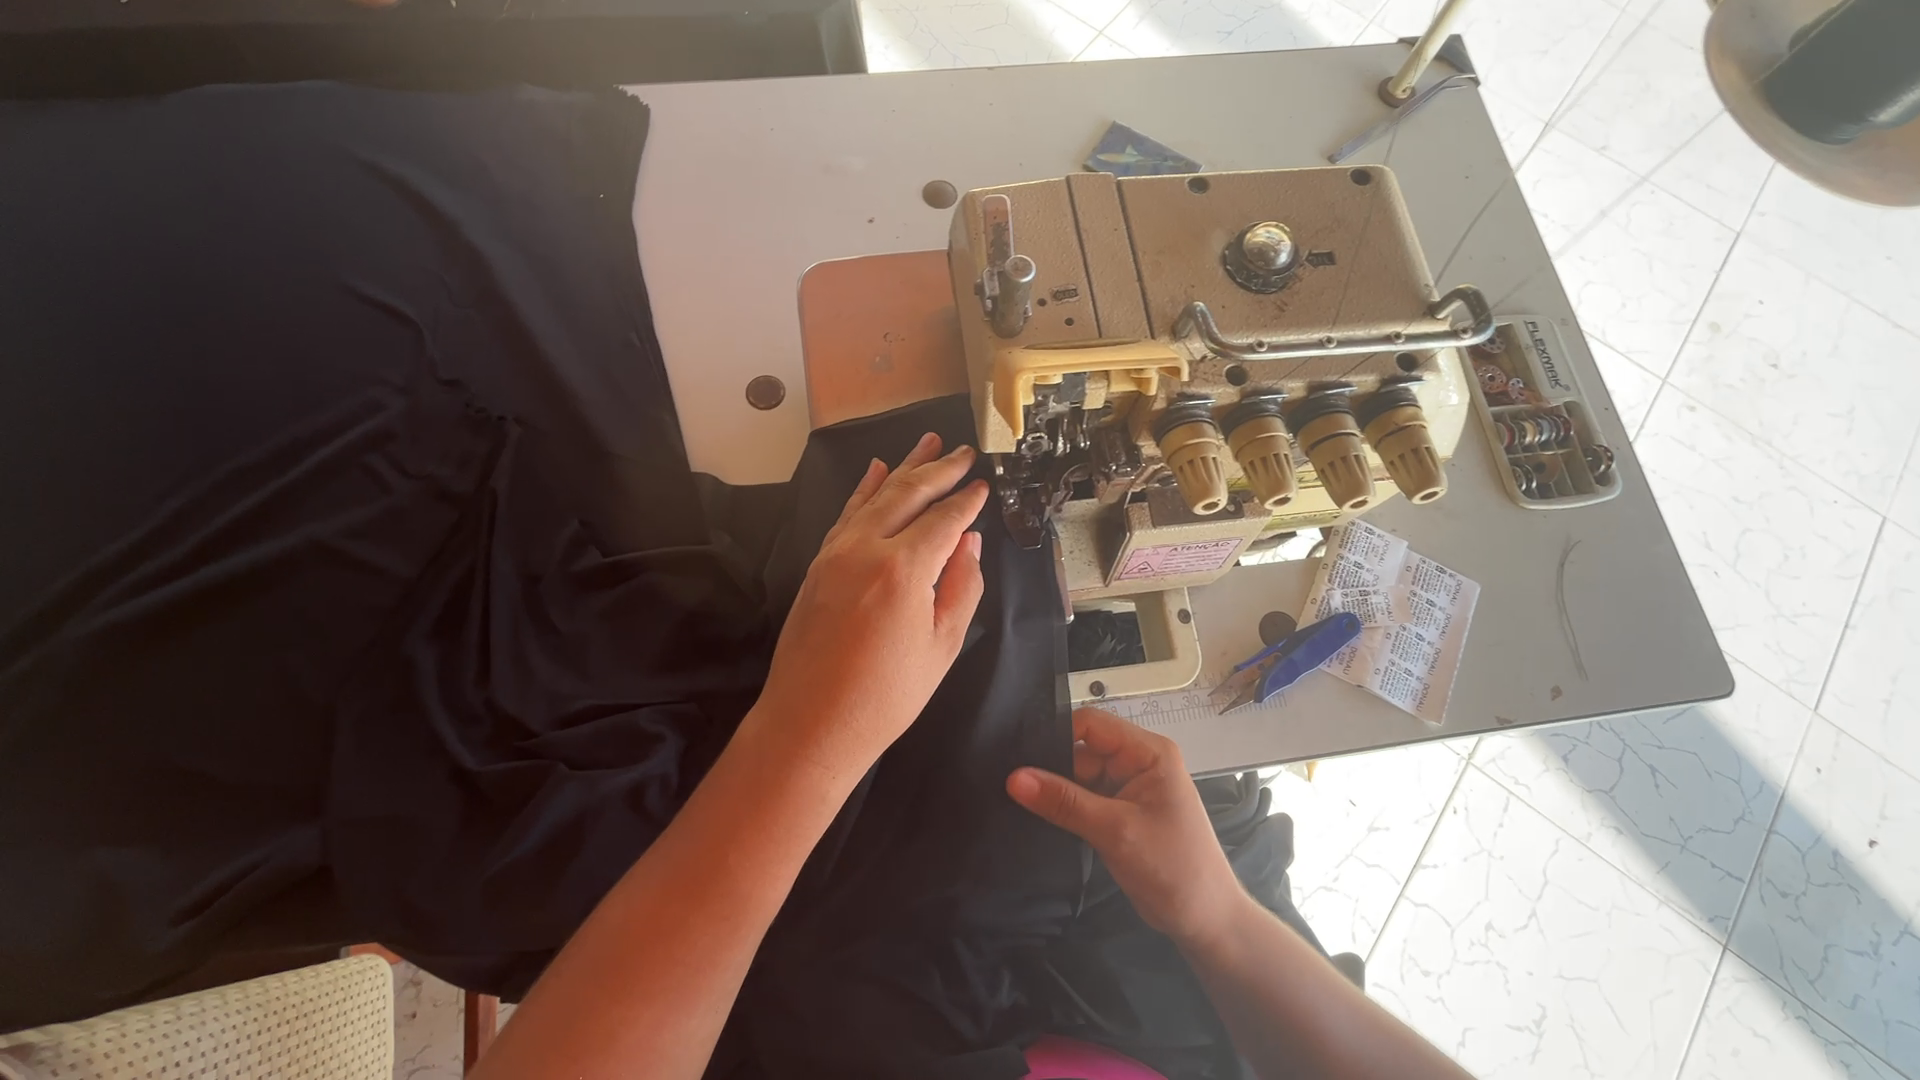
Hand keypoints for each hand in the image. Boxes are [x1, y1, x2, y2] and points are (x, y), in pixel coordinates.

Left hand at [753, 432, 989, 774]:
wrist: (810, 724)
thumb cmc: (885, 697)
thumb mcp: (943, 646)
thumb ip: (963, 586)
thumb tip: (969, 542)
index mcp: (903, 569)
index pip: (944, 519)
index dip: (967, 500)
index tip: (983, 483)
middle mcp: (865, 549)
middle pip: (908, 493)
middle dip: (939, 468)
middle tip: (962, 449)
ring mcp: (835, 553)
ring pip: (874, 496)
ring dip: (903, 467)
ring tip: (927, 442)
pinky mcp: (817, 565)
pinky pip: (846, 514)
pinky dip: (864, 489)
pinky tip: (875, 471)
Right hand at [1006, 709, 1247, 946]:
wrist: (1206, 922)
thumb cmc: (1173, 868)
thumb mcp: (1115, 831)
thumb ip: (1064, 802)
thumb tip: (1014, 777)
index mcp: (1148, 752)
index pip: (1091, 723)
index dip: (1055, 734)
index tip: (1017, 754)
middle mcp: (1137, 762)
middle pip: (1080, 749)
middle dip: (1051, 767)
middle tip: (1009, 784)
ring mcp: (1127, 788)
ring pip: (1077, 776)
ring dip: (1055, 791)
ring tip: (1015, 800)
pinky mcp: (1117, 813)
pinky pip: (1082, 799)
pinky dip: (1063, 808)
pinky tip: (1036, 815)